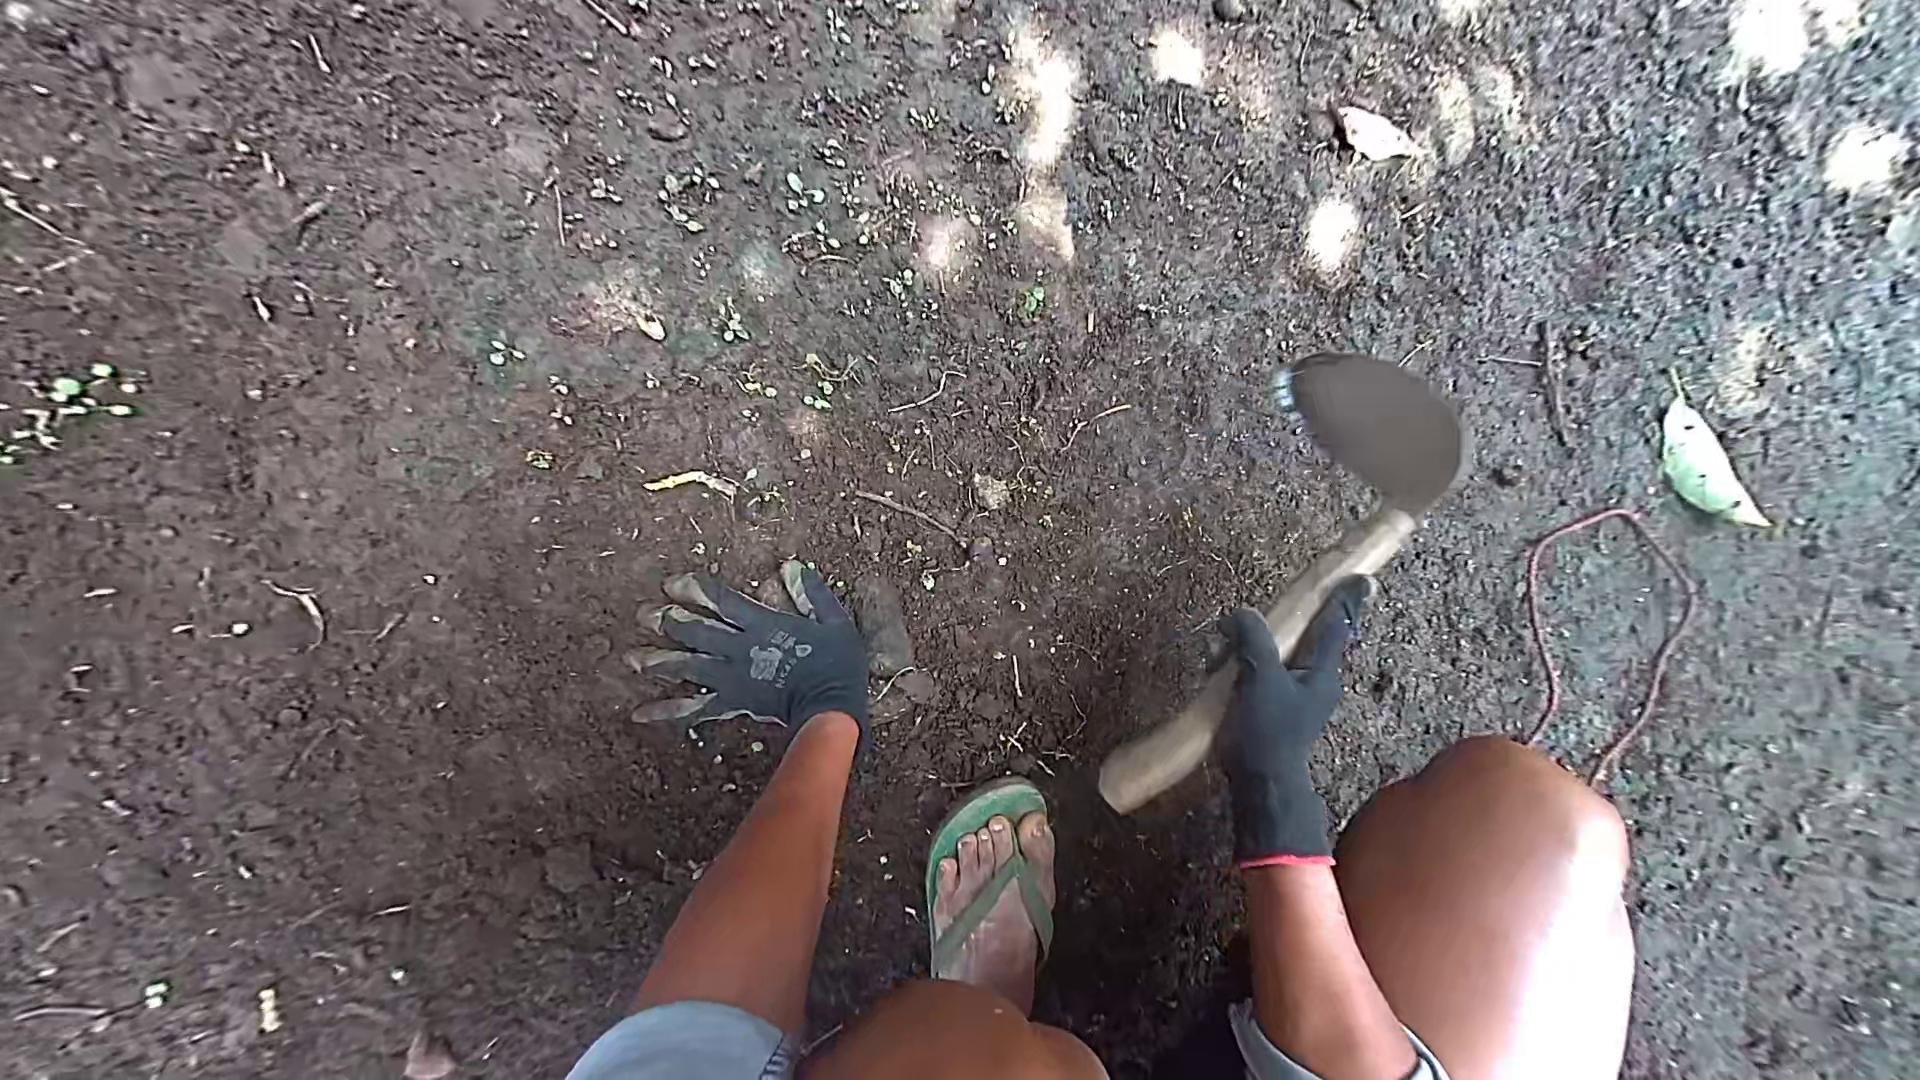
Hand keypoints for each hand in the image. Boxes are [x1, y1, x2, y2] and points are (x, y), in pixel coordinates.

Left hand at [627, 561, 868, 744]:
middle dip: (668, 622)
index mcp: (764, 625)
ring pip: (688, 667)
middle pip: (697, 633)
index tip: (672, 584)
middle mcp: (741, 649)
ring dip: (659, 661)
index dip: (696, 591)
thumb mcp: (835, 620)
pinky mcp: (732, 702)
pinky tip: (641, 713)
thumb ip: (812, 593)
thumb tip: (790, 566)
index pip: (723, 603)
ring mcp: (733, 678)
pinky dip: (667, 711)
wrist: (831, 708)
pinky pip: (695, 708)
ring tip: (632, 657)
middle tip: (643, 614)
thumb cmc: (837, 663)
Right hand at [1217, 577, 1368, 865]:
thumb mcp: (1260, 678)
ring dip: (1241, 650)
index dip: (1344, 601)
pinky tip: (1216, 672)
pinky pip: (1253, 671)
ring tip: (1217, 658)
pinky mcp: (1269, 704)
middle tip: (1233, 628)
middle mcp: (1310, 679)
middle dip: (1263, 629)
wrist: (1259, 779)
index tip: (1360, 578)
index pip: (1334, 627)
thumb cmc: (1268, 729)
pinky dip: (1235, 666)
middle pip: (1293, 637)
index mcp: (1320, 672)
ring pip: (1268, 653)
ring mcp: (1290, 693)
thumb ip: (1254, 640)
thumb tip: (1241, 613)